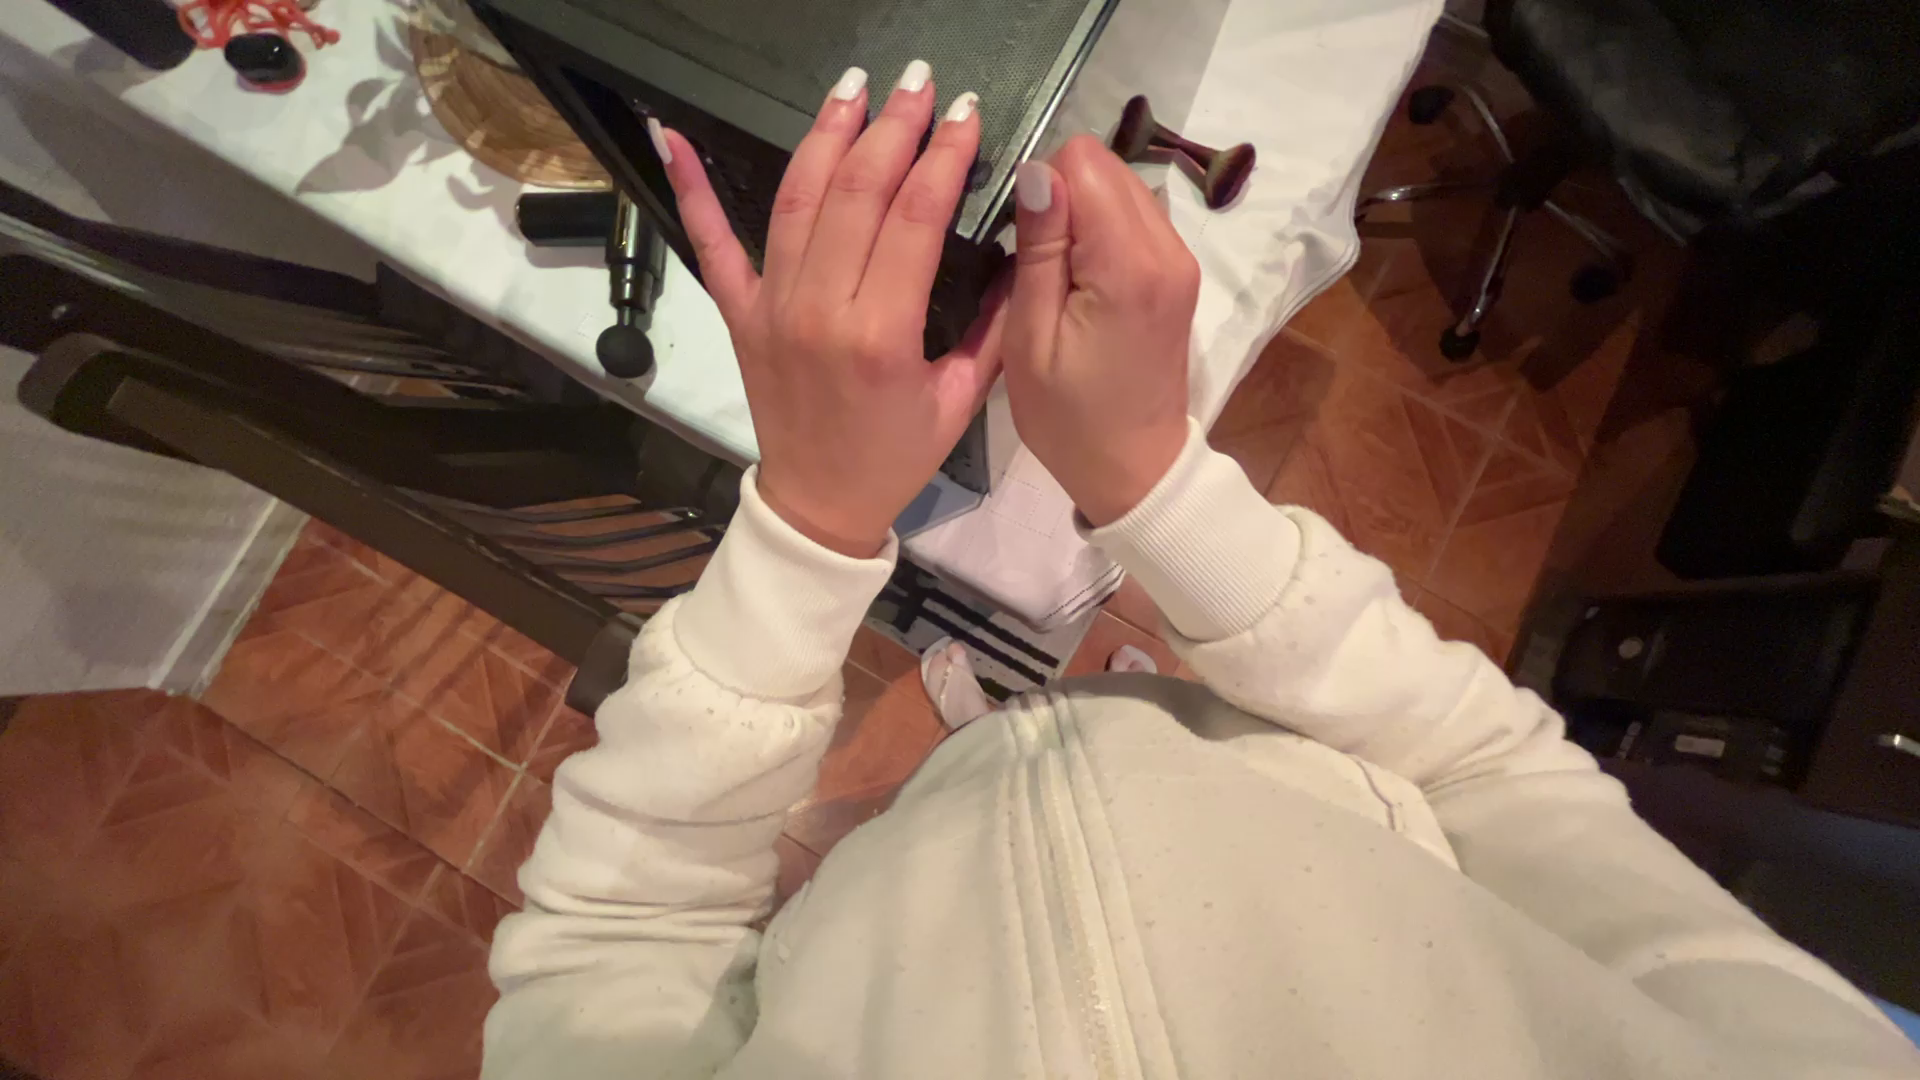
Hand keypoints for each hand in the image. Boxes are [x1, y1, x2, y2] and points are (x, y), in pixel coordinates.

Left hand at [651, 64, 1003, 557]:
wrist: (820, 503)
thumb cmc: (895, 460)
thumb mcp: (959, 402)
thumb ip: (992, 329)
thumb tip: (1015, 256)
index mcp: (881, 336)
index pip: (914, 219)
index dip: (943, 158)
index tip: (966, 116)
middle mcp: (820, 310)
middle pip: (856, 193)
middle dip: (892, 129)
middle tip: (917, 84)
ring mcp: (771, 309)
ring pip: (795, 199)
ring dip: (826, 135)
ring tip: (853, 88)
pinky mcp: (739, 316)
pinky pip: (712, 243)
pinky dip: (692, 187)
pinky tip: (674, 134)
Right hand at [1003, 136, 1198, 526]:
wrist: (1135, 471)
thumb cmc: (1069, 420)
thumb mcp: (1031, 341)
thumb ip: (1039, 251)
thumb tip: (1037, 170)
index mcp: (1129, 264)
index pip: (1084, 160)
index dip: (1042, 189)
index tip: (1024, 245)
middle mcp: (1168, 248)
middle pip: (1107, 167)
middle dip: (1062, 199)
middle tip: (1036, 266)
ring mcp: (1180, 261)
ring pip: (1122, 189)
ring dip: (1081, 219)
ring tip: (1058, 281)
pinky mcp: (1179, 276)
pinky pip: (1135, 221)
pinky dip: (1102, 237)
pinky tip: (1083, 287)